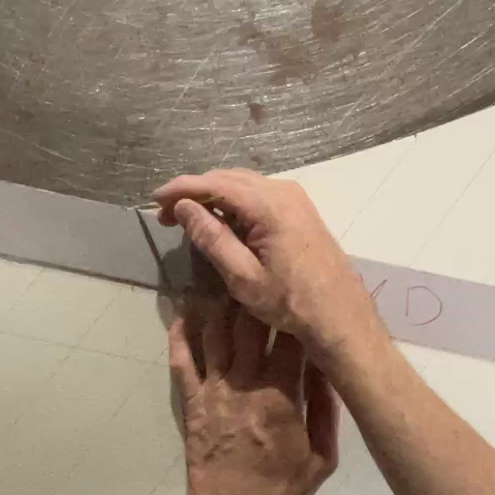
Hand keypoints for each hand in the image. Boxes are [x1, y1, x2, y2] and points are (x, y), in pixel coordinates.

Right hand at [155, 169, 386, 362]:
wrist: (340, 315)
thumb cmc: (291, 302)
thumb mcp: (242, 276)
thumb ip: (211, 238)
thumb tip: (182, 207)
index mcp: (269, 206)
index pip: (215, 184)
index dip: (181, 189)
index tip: (154, 200)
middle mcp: (283, 191)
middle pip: (228, 179)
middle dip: (194, 192)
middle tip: (165, 214)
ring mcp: (295, 198)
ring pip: (243, 184)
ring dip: (213, 196)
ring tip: (186, 217)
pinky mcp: (300, 209)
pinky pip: (258, 194)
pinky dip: (233, 202)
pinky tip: (219, 220)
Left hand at [169, 298, 338, 494]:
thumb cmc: (281, 492)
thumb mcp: (322, 458)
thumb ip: (326, 409)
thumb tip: (329, 366)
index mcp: (281, 397)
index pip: (290, 340)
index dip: (296, 311)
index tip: (300, 291)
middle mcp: (245, 385)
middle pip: (249, 325)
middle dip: (258, 295)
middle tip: (263, 271)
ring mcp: (213, 390)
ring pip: (215, 333)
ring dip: (222, 304)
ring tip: (229, 280)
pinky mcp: (191, 400)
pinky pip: (182, 359)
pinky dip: (182, 332)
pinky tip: (188, 310)